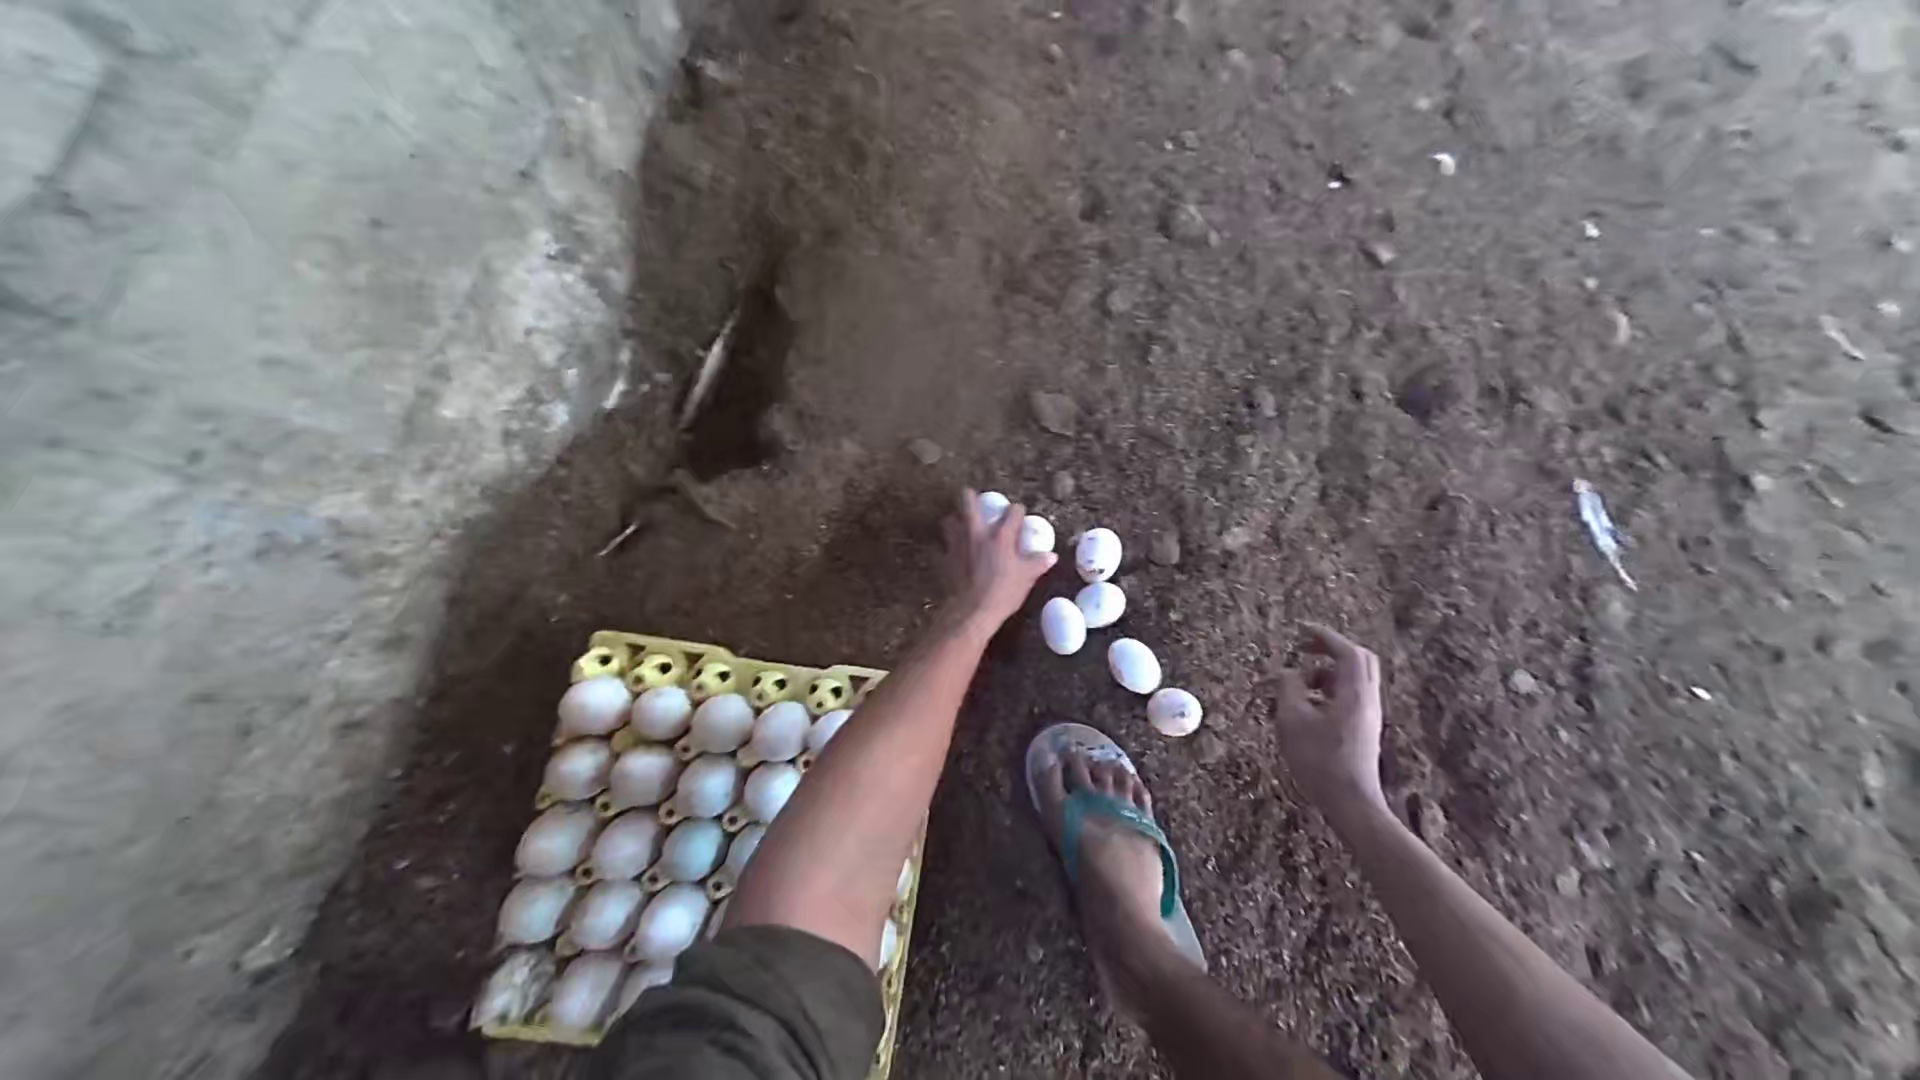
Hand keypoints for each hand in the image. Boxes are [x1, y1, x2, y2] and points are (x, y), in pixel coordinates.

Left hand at [942, 488, 1055, 627]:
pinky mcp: (945, 559)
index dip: (1017, 511)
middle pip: (968, 502)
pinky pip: (944, 545)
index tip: (1018, 514)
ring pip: (949, 520)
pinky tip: (954, 552)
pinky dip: (948, 545)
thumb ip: (1038, 564)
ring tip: (960, 524)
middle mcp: (977, 534)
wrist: (971, 611)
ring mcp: (958, 544)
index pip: (1013, 512)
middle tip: (974, 498)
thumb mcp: (1026, 578)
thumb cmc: (1002, 593)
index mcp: (1001, 536)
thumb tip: (1051, 556)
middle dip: (971, 497)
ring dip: (955, 519)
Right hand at [1274, 624, 1386, 816]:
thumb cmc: (1319, 760)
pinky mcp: (1361, 729)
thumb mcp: (1293, 719)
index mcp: (1354, 694)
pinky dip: (1325, 691)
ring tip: (1294, 684)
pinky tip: (1303, 706)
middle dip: (1329, 649)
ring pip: (1350, 680)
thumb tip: (1286, 672)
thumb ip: (1288, 688)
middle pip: (1357, 661)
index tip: (1300, 629)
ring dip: (1323, 673)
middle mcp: (1366, 700)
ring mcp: (1367, 715)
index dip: (1324, 636)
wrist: (1351, 802)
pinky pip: (1346, 696)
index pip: (1346, 652)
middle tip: (1303, 647)